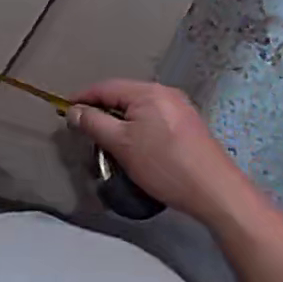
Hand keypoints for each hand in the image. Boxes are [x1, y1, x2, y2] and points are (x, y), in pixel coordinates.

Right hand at [67, 79, 255, 223]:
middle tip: (85, 129)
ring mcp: (180, 109)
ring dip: (119, 122)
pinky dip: (137, 129)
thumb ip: (93, 123)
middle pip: (122, 96)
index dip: (82, 98)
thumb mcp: (121, 144)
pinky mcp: (189, 126)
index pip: (105, 87)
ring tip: (107, 141)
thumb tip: (73, 111)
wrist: (217, 194)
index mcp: (148, 91)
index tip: (65, 112)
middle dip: (101, 111)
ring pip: (138, 109)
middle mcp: (165, 93)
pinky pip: (153, 119)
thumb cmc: (165, 165)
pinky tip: (135, 147)